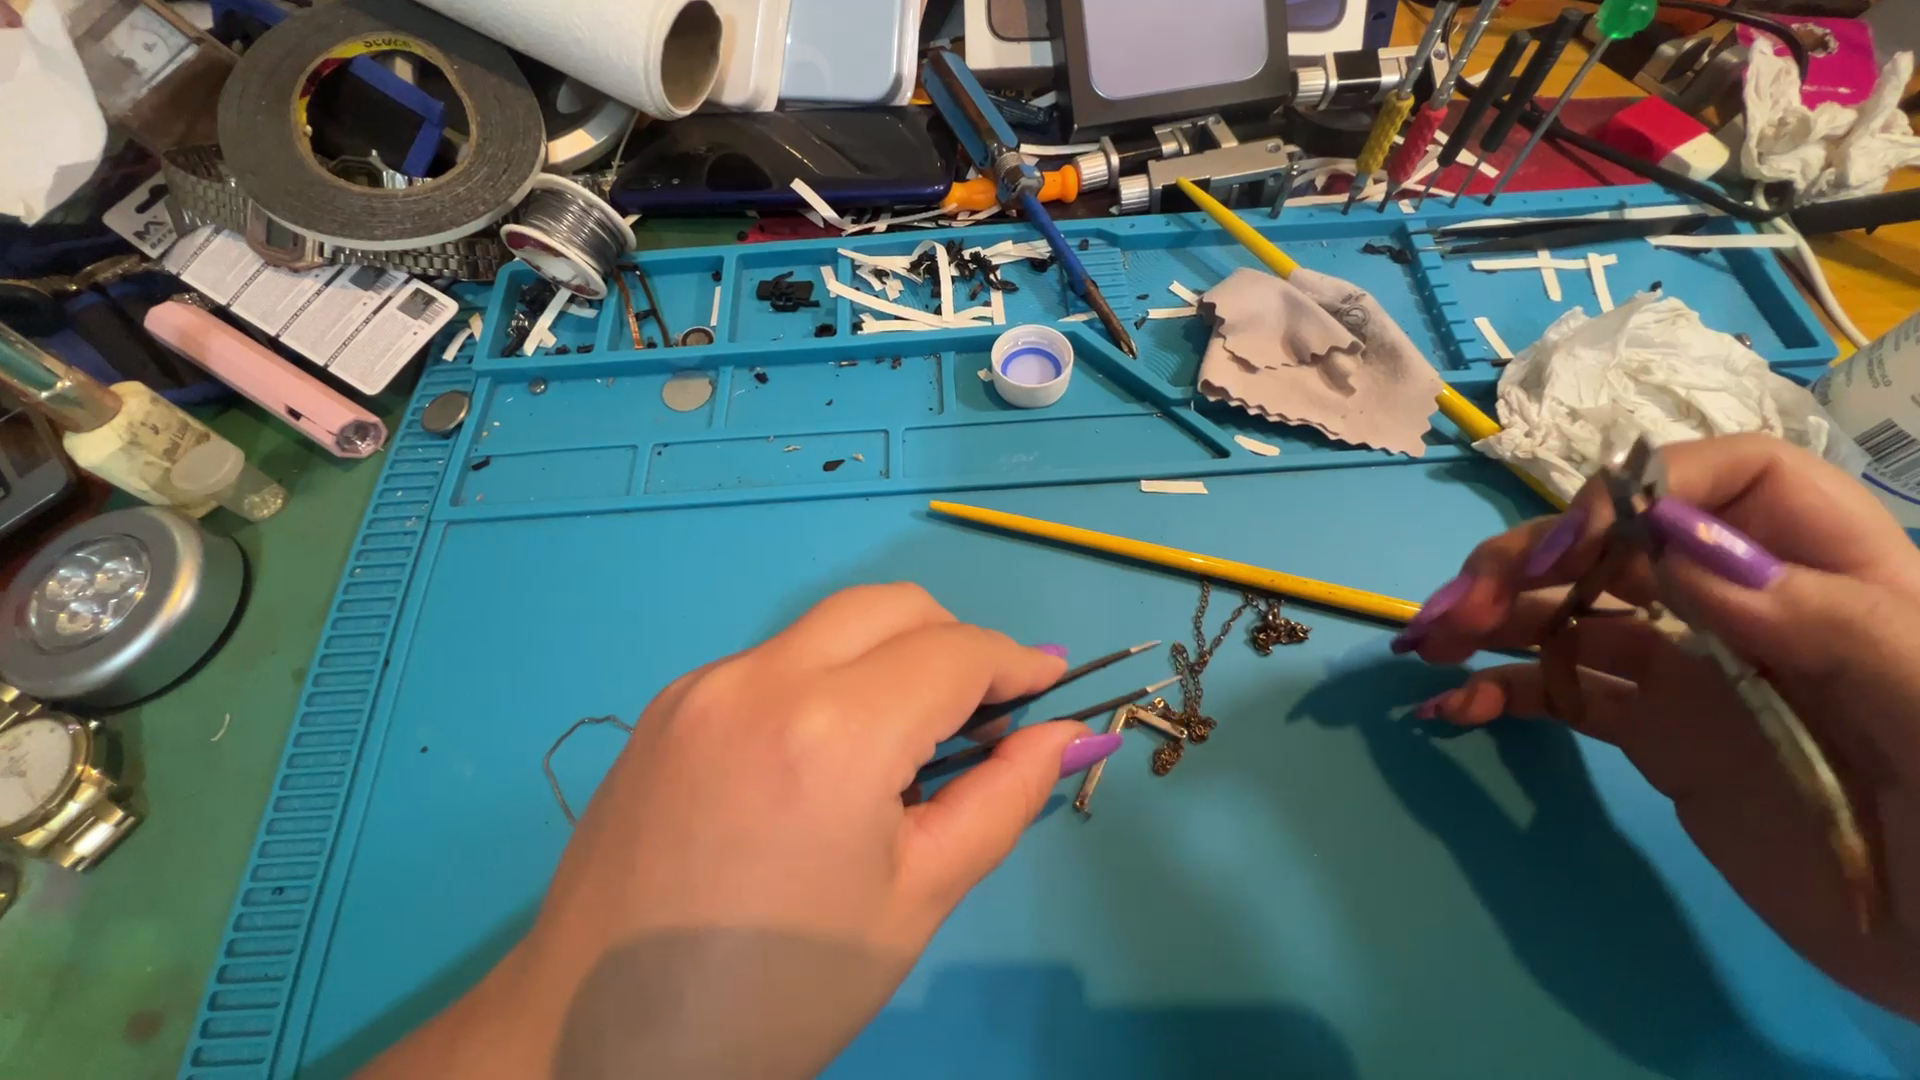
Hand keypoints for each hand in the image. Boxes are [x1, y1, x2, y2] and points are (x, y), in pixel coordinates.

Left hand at [363, 584, 1120, 1078]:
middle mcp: (762, 676)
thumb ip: (1005, 797)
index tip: (1049, 686)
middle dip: (953, 641)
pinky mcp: (669, 703)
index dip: (1015, 663)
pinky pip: (776, 659)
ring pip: (831, 625)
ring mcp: (704, 682)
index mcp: (832, 730)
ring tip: (902, 743)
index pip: (954, 652)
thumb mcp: (918, 897)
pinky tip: (821, 759)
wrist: (593, 1042)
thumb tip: (1069, 734)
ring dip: (890, 656)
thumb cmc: (779, 992)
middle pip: (891, 606)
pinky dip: (827, 678)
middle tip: (979, 715)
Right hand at [1394, 434, 1919, 1019]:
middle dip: (1522, 563)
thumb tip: (1677, 543)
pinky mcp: (1651, 730)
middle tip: (1456, 612)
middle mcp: (1745, 610)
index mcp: (1829, 581)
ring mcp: (1690, 671)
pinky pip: (1557, 692)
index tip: (1567, 553)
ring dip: (1489, 619)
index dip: (1642, 493)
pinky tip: (1452, 708)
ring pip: (1567, 613)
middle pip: (1614, 547)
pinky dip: (1497, 692)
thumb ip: (1835, 623)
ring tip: (1429, 647)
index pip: (1732, 482)